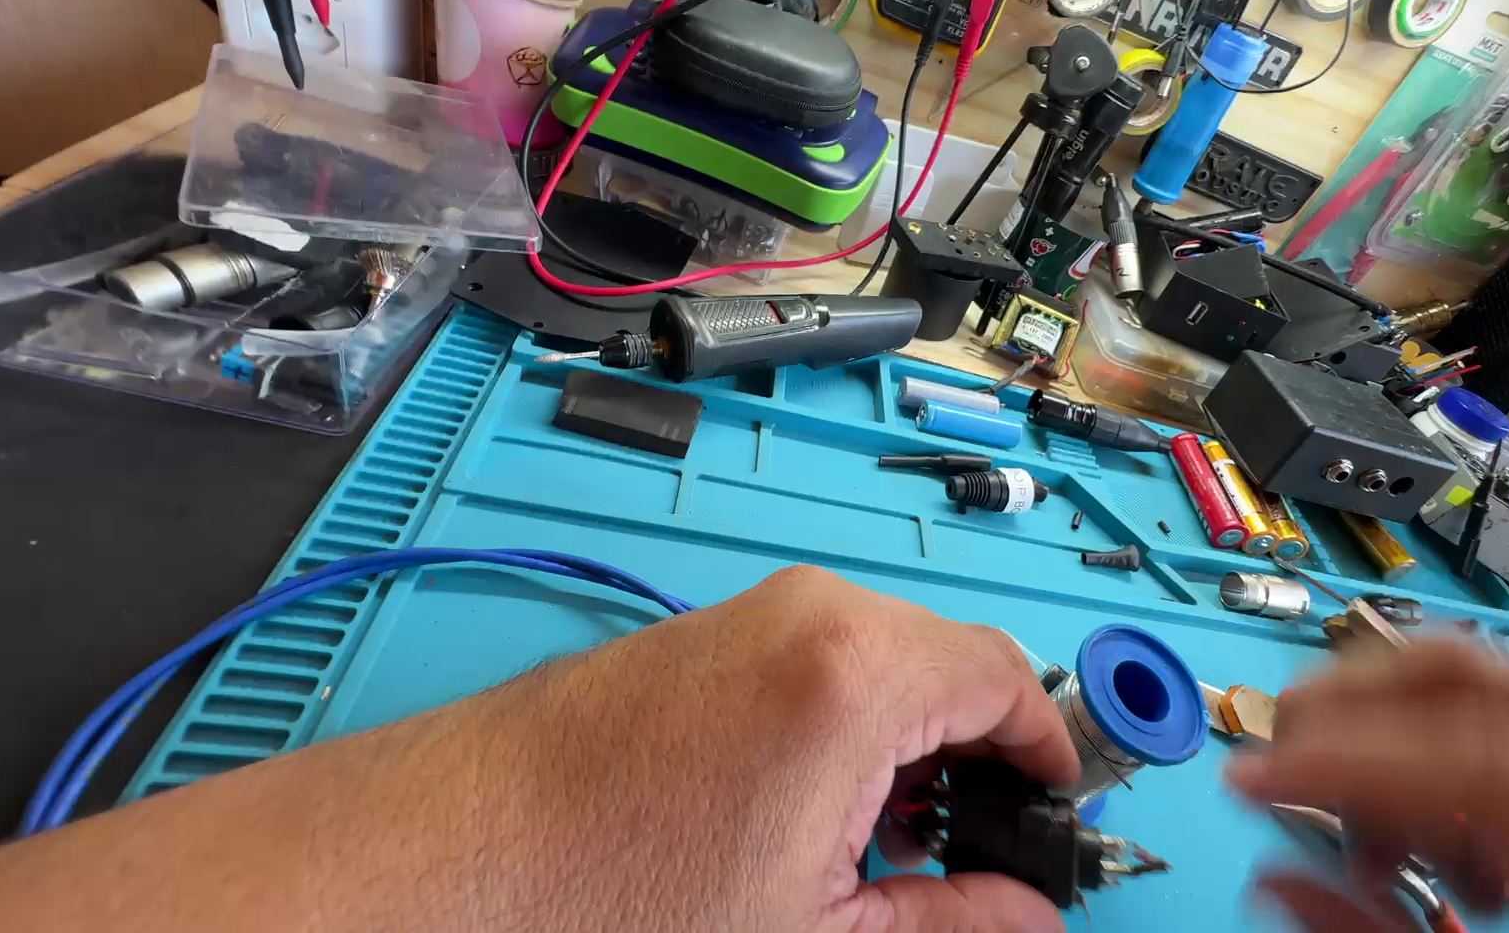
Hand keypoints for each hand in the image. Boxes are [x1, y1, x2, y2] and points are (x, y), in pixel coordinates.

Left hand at [512, 563, 1079, 931]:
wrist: (453, 856)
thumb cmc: (618, 905)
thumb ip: (953, 930)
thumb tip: (1032, 920)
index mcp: (857, 669)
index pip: (1002, 672)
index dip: (1046, 742)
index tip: (1054, 802)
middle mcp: (816, 611)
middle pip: (948, 660)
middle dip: (978, 748)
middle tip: (972, 842)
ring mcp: (762, 608)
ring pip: (890, 655)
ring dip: (914, 735)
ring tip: (890, 835)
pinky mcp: (722, 624)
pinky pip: (828, 652)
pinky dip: (856, 716)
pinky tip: (820, 799)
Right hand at [1225, 640, 1508, 932]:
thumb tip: (1278, 879)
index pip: (1476, 760)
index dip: (1341, 759)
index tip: (1249, 778)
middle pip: (1458, 678)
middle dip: (1335, 712)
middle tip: (1281, 775)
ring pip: (1468, 674)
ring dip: (1372, 727)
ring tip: (1365, 829)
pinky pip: (1500, 710)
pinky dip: (1424, 749)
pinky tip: (1431, 833)